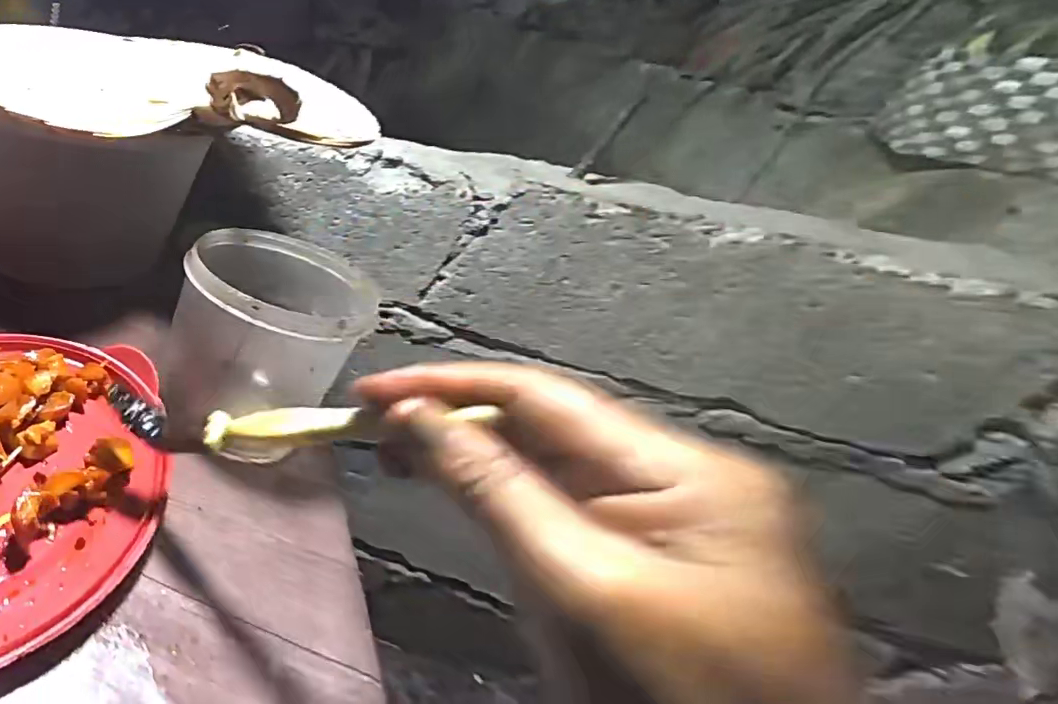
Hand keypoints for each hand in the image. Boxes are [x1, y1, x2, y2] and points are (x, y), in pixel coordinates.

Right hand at [353, 362, 855, 703]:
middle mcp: (673, 472)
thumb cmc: (675, 693)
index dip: (447, 385)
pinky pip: (546, 495)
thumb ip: (495, 487)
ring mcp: (657, 510)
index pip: (539, 395)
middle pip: (536, 421)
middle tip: (373, 419)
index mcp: (684, 469)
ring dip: (460, 448)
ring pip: (535, 455)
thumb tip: (414, 414)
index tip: (375, 390)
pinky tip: (443, 478)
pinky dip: (488, 485)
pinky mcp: (634, 545)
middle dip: (450, 415)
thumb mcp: (580, 587)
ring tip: (392, 448)